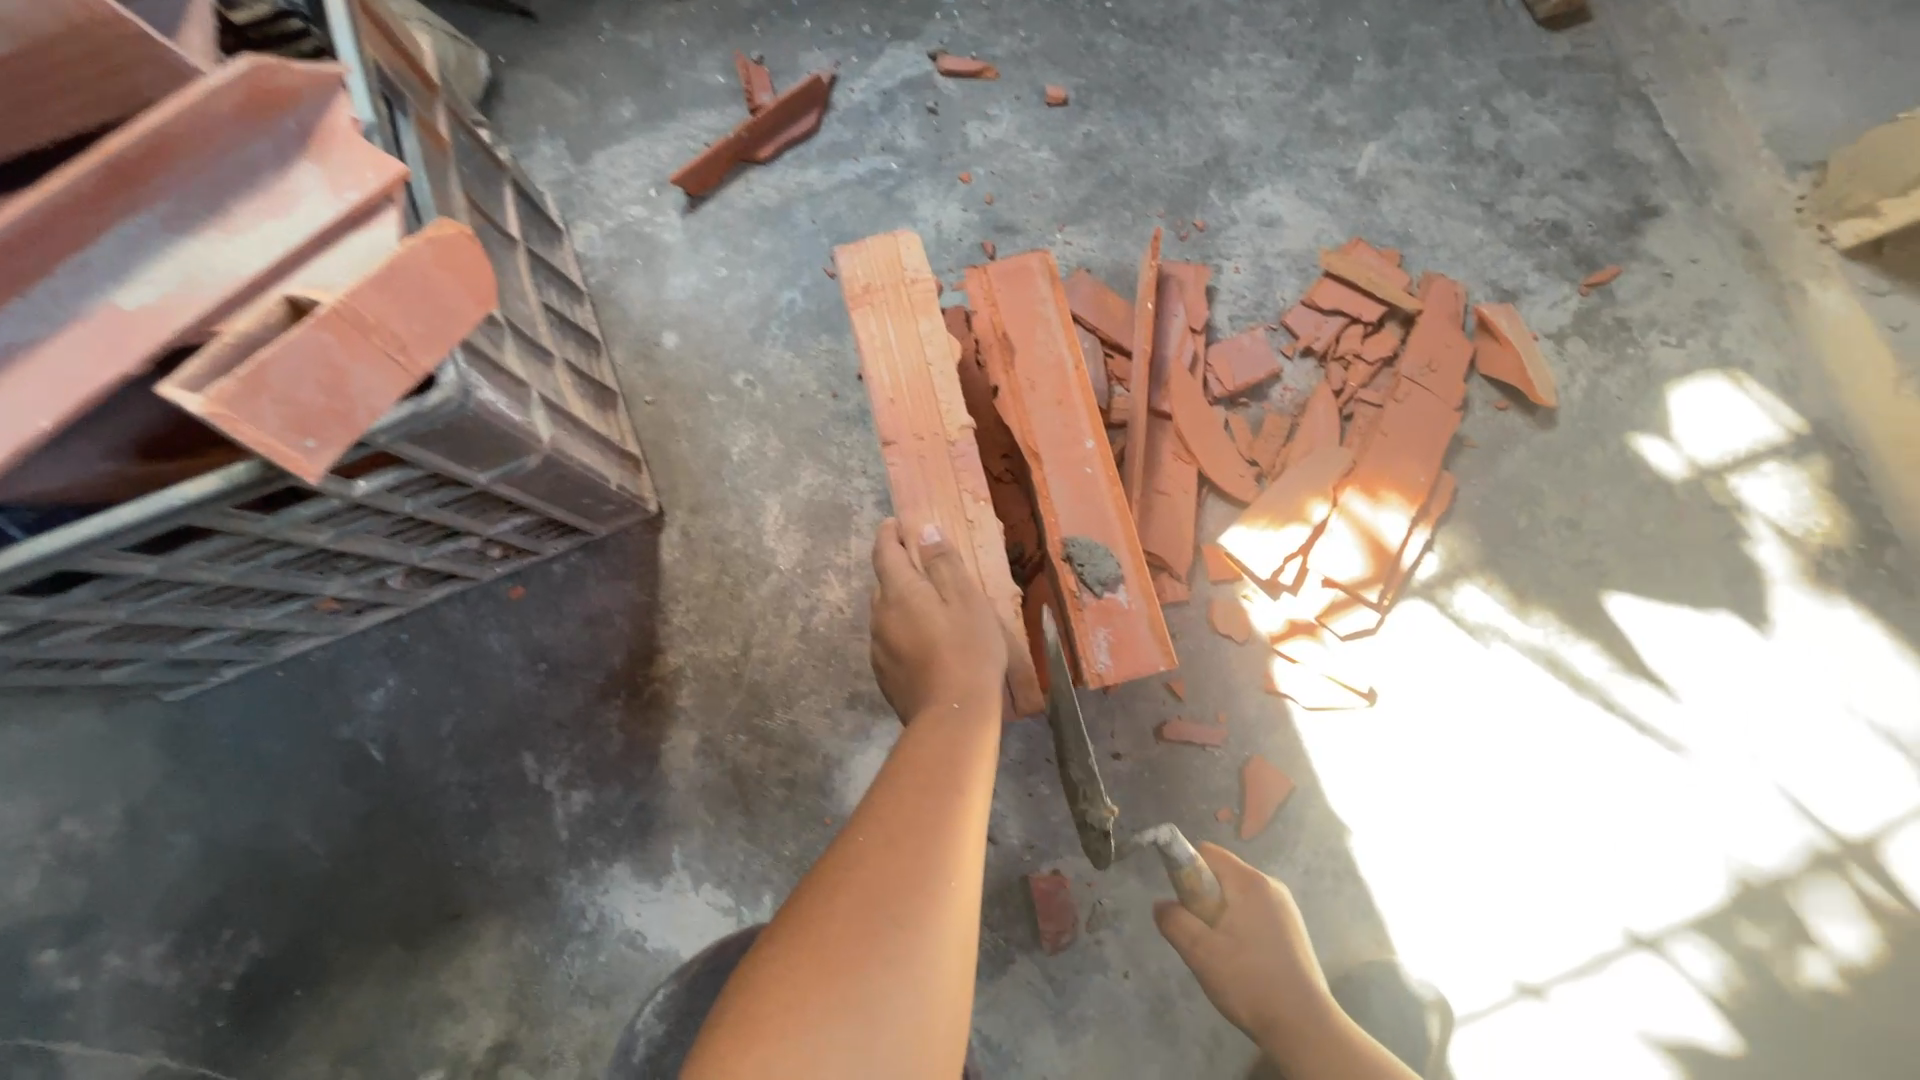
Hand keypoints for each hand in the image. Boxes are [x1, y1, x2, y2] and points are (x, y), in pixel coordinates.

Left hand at [869, 518, 1008, 721]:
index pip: (884, 552)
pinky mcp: (884, 674)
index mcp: (898, 592)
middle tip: (923, 565)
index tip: (896, 523)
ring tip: (929, 607)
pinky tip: (926, 644)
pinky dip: (903, 631)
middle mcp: (879, 616)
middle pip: (883, 583)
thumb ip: (942, 563)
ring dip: (901, 603)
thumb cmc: (967, 650)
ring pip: (886, 613)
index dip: (889, 534)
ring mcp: (878, 648)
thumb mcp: (966, 599)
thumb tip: (922, 531)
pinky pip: (890, 640)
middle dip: (898, 569)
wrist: (952, 716)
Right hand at [1155, 843, 1336, 1058]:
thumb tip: (1162, 905)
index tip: (1182, 904)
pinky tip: (1242, 962)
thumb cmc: (1249, 982)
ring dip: (1221, 915)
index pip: (1207, 853)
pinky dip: (1240, 927)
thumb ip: (1174, 921)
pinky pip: (1255, 913)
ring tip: (1221, 954)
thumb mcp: (1199, 952)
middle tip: (1200, 936)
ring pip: (1238, 897)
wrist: (1304, 1027)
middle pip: (1223, 875)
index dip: (1185, 870)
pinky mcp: (1293, 930)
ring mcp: (1286, 908)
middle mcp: (1271, 886)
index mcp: (1250, 882)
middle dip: (1203, 898)